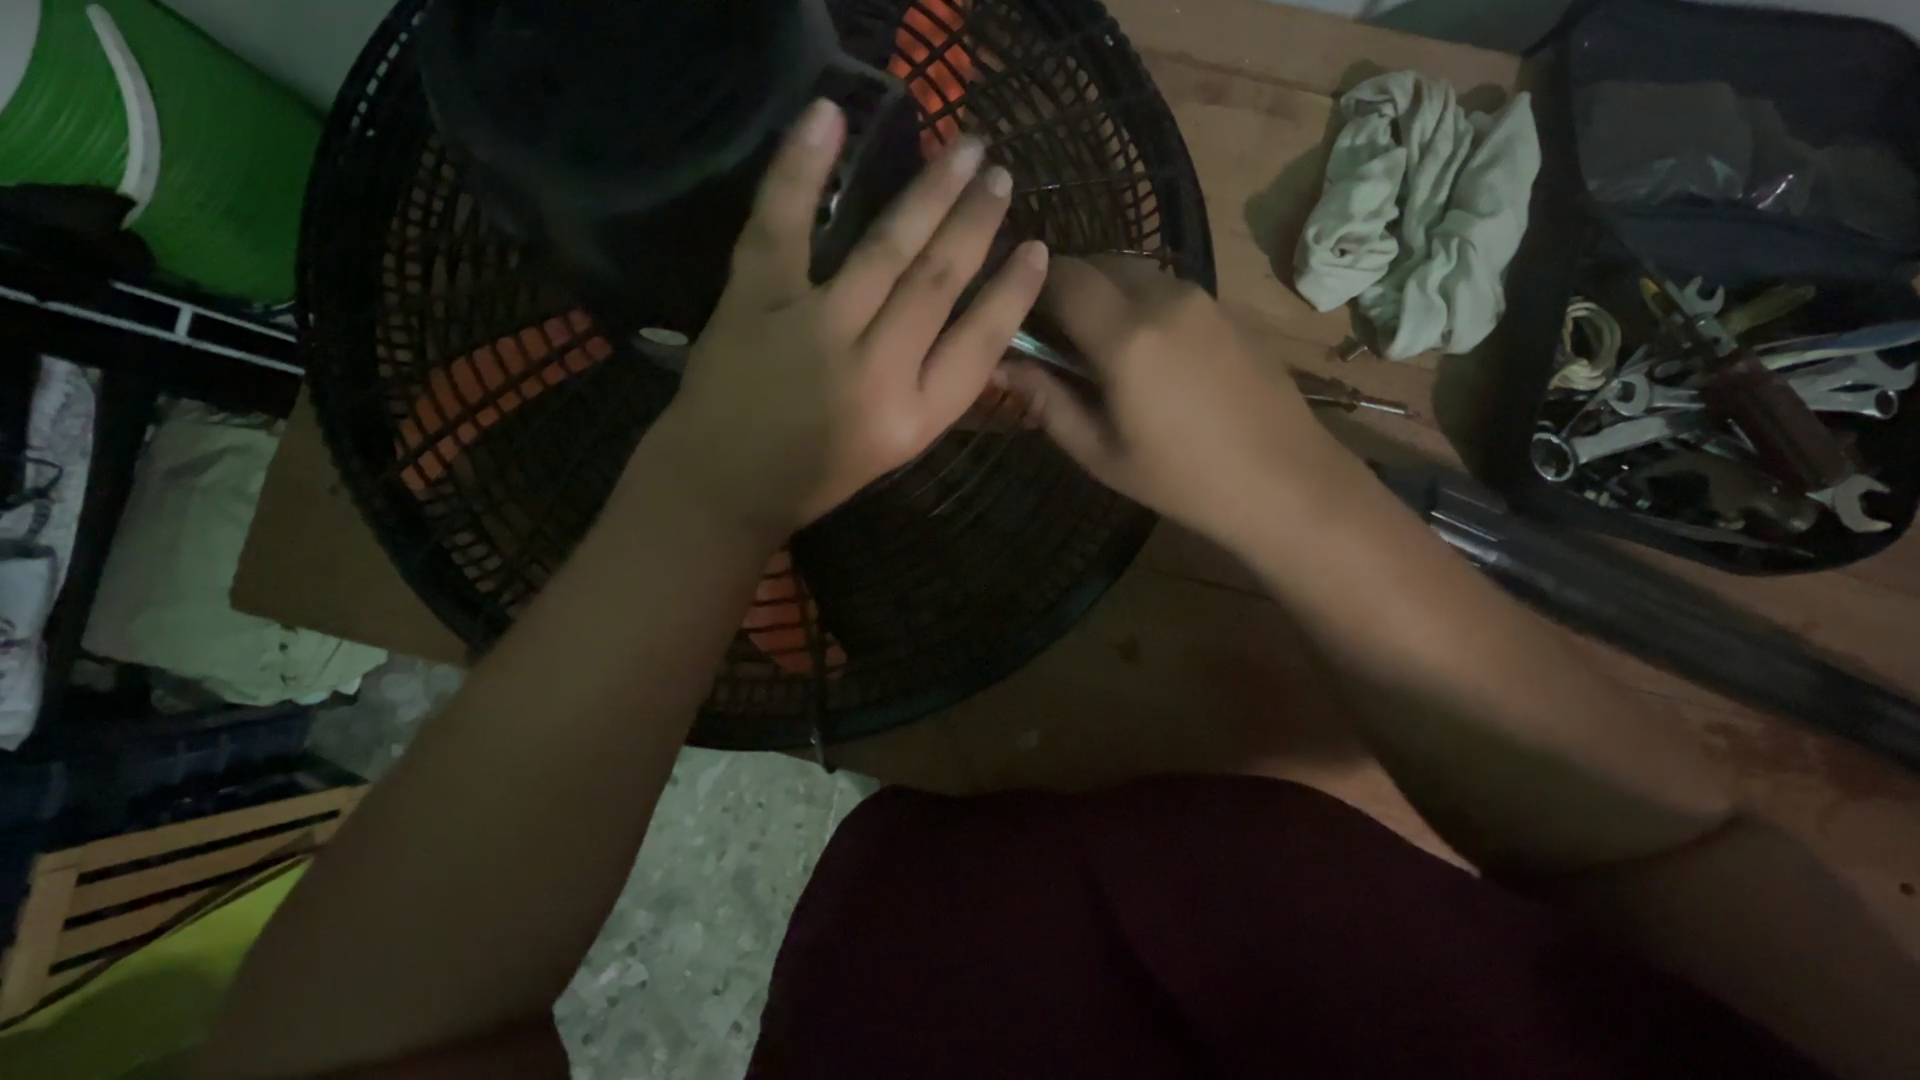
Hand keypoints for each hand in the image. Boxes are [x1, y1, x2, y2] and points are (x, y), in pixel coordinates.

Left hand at [638, 99, 1049, 538]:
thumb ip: (935, 388)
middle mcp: (873, 372)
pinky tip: (830, 118)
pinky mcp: (756, 303)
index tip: (1039, 248)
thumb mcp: (894, 446)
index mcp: (913, 418)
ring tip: (964, 150)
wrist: (723, 486)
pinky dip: (801, 168)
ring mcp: (813, 331)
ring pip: (884, 250)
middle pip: (937, 281)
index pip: (981, 343)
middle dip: (975, 222)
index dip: (1013, 292)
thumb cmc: (816, 473)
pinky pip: (783, 226)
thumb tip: (977, 318)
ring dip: (929, 193)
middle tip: (998, 174)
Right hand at [999, 255, 1350, 542]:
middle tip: (1055, 340)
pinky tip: (1150, 357)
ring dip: (1106, 296)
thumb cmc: (1182, 480)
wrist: (1285, 482)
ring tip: (1101, 350)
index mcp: (1126, 336)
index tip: (1017, 319)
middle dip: (1067, 289)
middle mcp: (1164, 299)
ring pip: (1135, 274)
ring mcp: (1204, 299)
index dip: (1031, 289)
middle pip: (1098, 264)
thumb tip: (1001, 365)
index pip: (1061, 276)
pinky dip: (1142, 306)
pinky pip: (1169, 290)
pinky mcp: (1229, 310)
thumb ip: (1046, 401)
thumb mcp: (1100, 453)